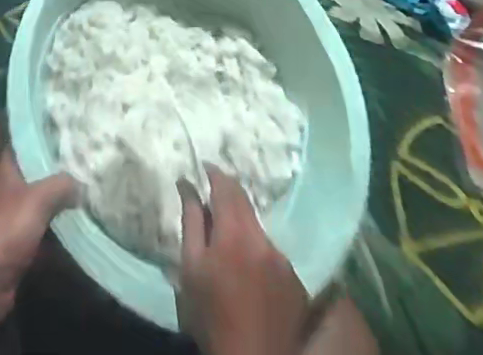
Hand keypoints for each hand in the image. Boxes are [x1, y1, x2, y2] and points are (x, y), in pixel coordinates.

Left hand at [0, 148, 78, 323]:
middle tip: (88, 158)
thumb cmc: (7, 228)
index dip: (45, 134)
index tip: (69, 128)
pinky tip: (81, 218)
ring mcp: (13, 213)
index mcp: (5, 168)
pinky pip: (45, 222)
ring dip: (62, 196)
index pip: (25, 141)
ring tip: (90, 185)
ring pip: (43, 197)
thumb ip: (62, 183)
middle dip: (60, 167)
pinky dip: (60, 221)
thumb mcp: (38, 197)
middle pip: (37, 170)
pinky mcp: (20, 237)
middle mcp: (8, 186)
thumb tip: (82, 181)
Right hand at [176, 168, 309, 354]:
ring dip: (242, 224)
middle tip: (211, 195)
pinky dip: (257, 248)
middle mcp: (264, 240)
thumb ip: (191, 221)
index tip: (203, 166)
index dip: (215, 173)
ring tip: (227, 238)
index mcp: (235, 234)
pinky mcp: (295, 279)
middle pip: (246, 203)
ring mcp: (283, 260)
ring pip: (259, 227)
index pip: (227, 187)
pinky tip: (247, 267)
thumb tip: (187, 185)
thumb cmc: (211, 314)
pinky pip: (272, 250)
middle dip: (228, 194)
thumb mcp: (191, 267)